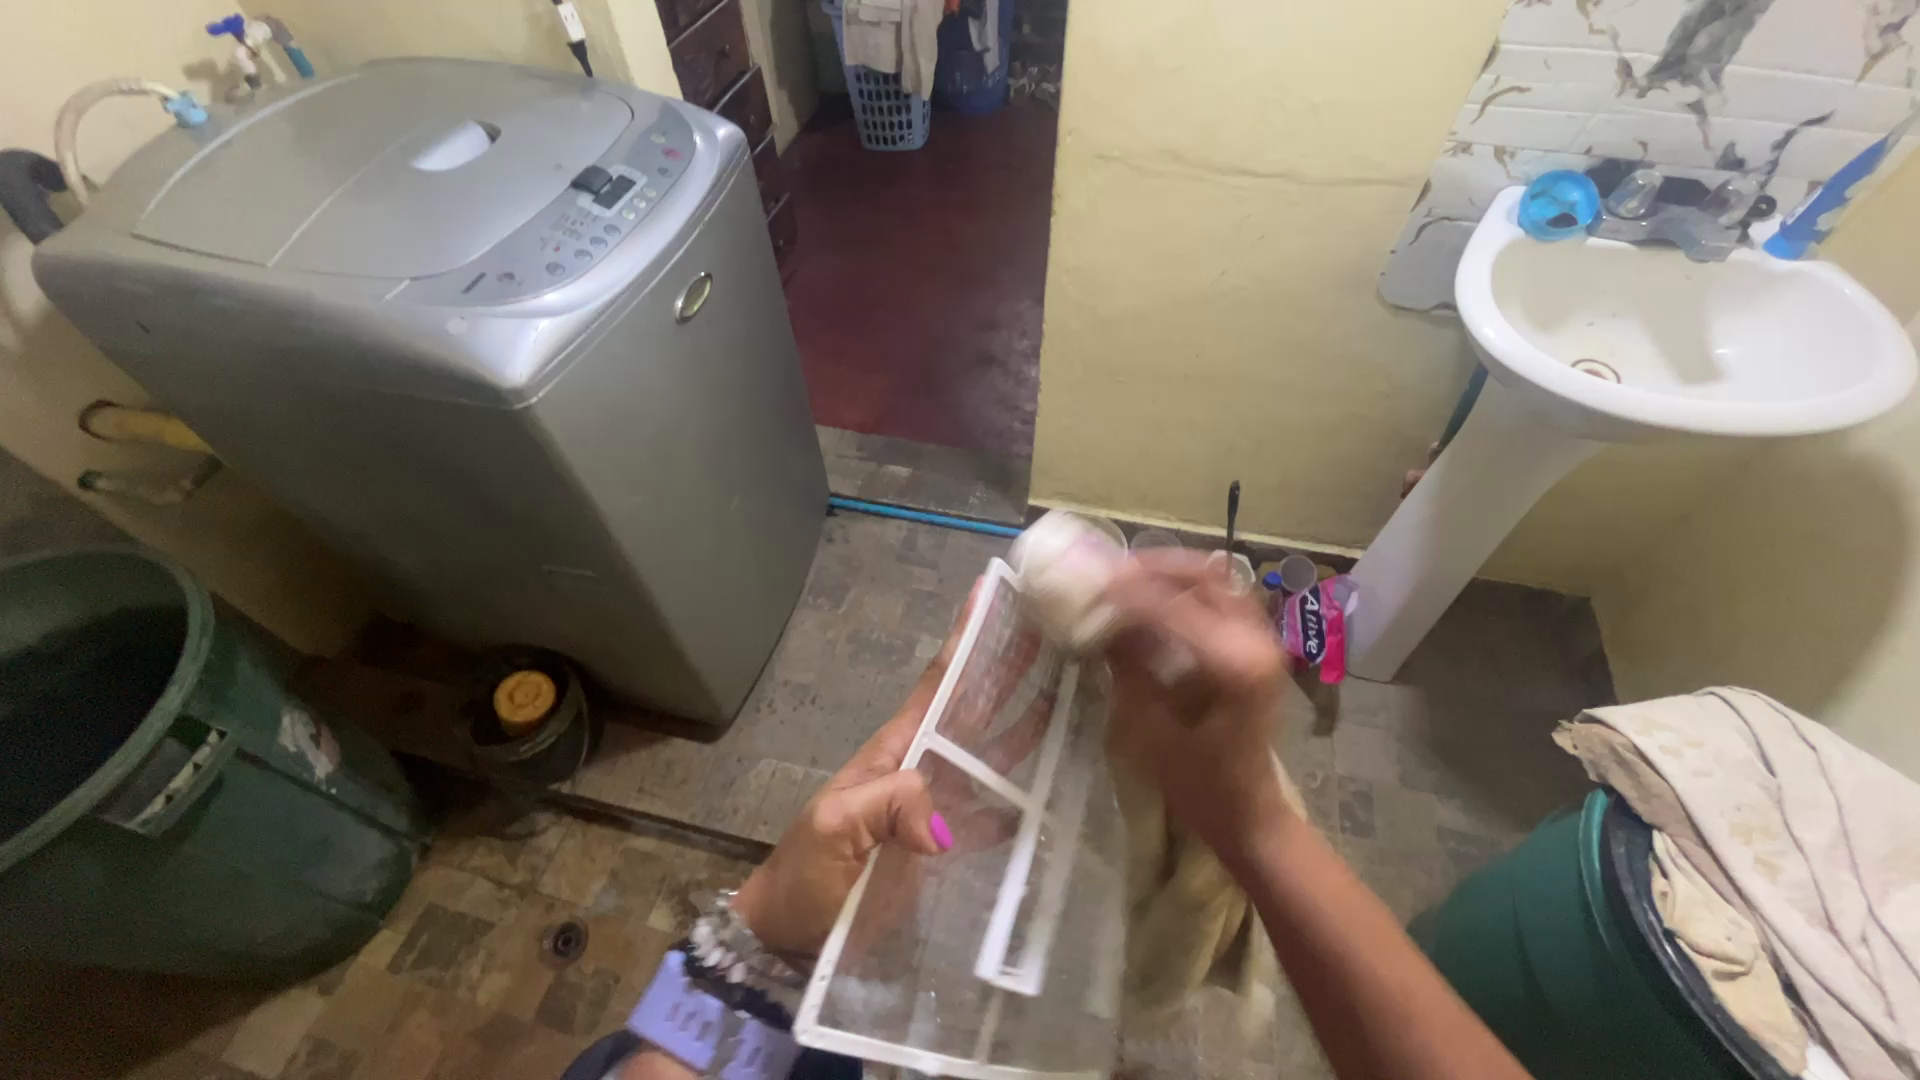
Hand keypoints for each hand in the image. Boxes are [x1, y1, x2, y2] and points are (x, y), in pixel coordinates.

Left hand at [731, 577, 1044, 956]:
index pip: (936, 683)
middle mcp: (925, 765)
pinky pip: (996, 808)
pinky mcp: (952, 845)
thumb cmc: (807, 873)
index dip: (962, 640)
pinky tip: (1058, 782)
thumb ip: (885, 807)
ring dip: (1027, 720)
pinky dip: (1024, 792)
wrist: (793, 934)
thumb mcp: (834, 827)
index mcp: (898, 748)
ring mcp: (940, 804)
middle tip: (1052, 631)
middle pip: (974, 706)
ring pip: (992, 750)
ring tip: (1069, 690)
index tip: (989, 596)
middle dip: (1008, 667)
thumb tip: (942, 823)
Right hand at [1101, 550, 1292, 863]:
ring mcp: (1263, 640)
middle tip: (1108, 575)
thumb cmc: (1198, 784)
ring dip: (1171, 575)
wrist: (1249, 815)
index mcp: (1232, 664)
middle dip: (1152, 568)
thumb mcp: (1150, 726)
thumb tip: (1097, 619)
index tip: (1087, 585)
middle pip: (1203, 575)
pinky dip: (1187, 591)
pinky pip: (1222, 598)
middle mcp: (1256, 640)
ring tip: (1128, 582)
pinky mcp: (1258, 646)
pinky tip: (1154, 603)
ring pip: (1216, 580)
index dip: (1125, 592)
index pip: (1170, 606)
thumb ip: (1128, 664)